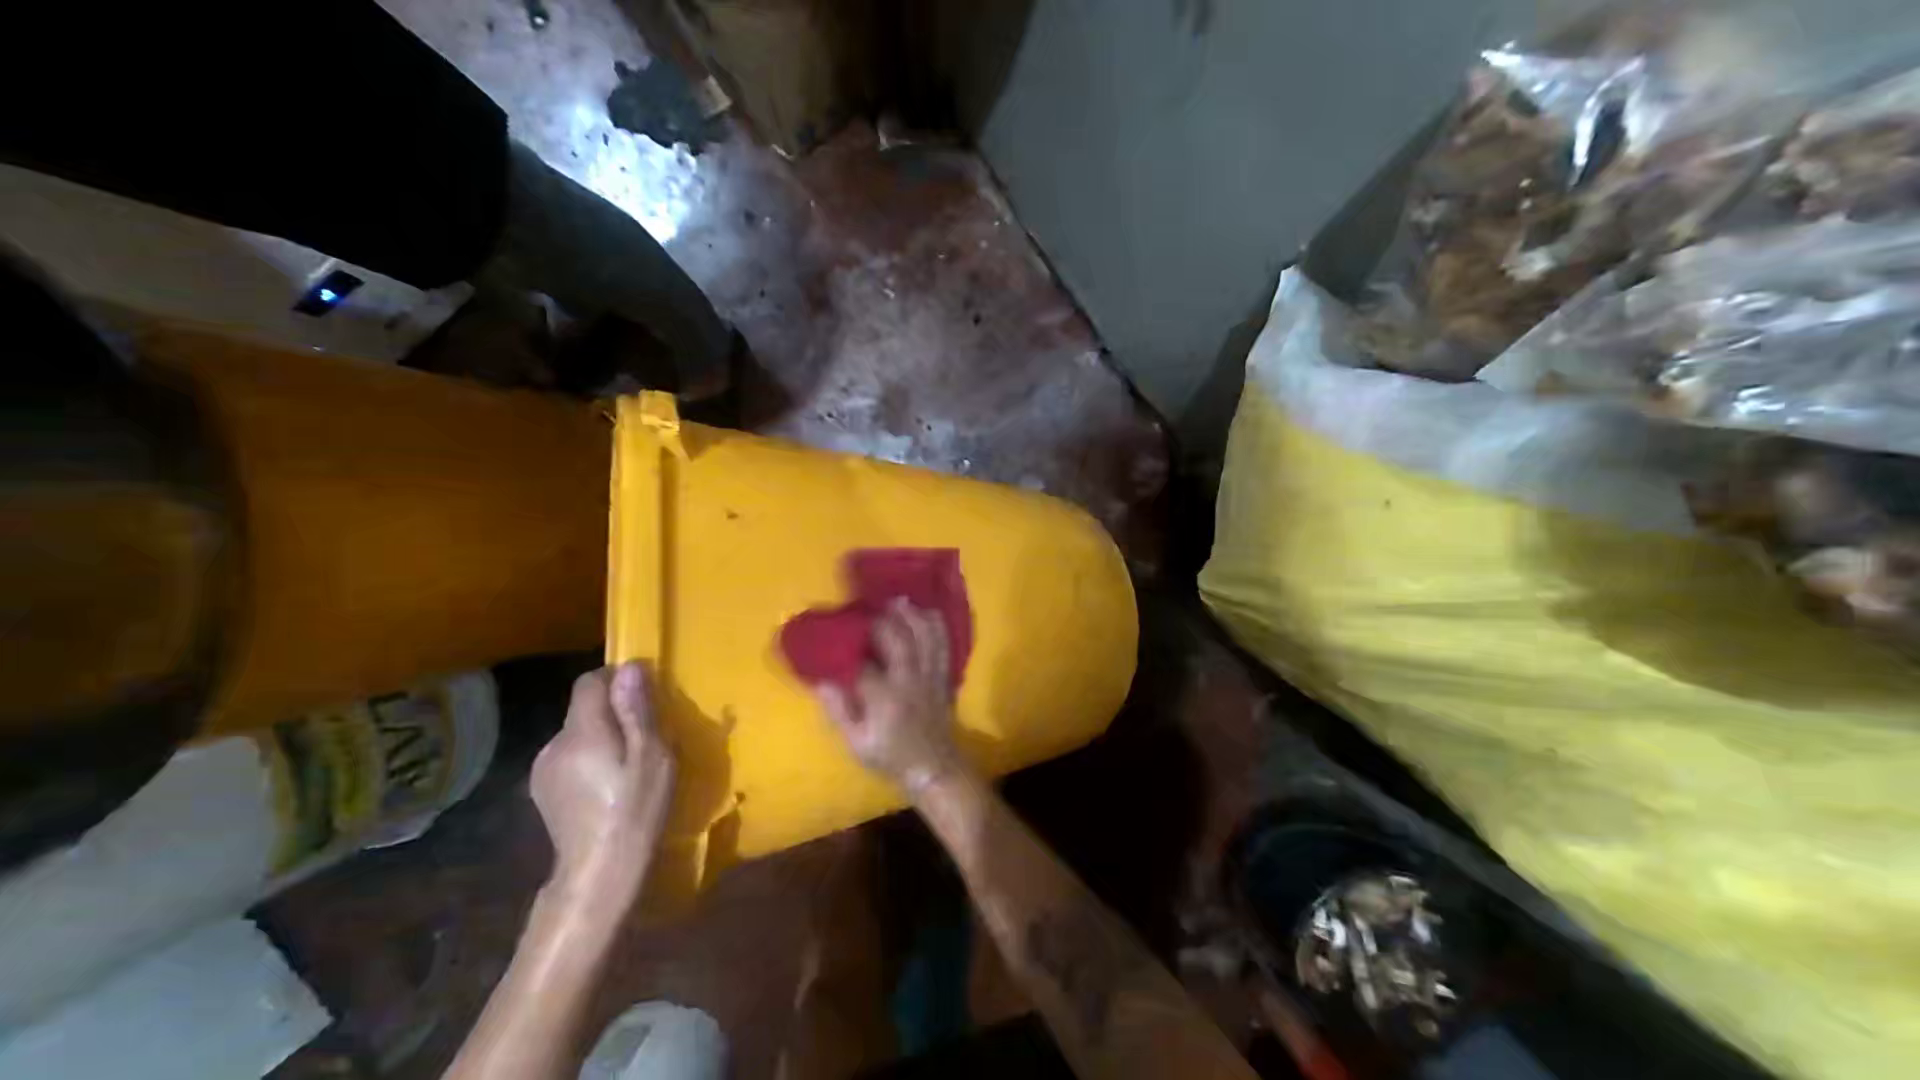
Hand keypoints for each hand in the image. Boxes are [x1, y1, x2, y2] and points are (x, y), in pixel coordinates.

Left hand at [530, 662, 675, 903]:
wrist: (598, 872)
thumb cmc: (635, 811)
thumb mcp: (651, 758)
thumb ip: (637, 711)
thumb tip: (629, 667)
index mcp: (582, 732)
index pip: (590, 682)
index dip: (616, 680)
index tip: (643, 697)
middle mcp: (554, 743)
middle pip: (584, 709)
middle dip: (613, 714)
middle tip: (645, 739)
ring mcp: (543, 768)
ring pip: (577, 734)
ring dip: (600, 738)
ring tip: (626, 767)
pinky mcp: (541, 789)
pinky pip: (569, 757)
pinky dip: (587, 760)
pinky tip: (605, 786)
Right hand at [813, 601, 965, 796]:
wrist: (933, 768)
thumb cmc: (891, 756)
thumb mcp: (856, 743)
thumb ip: (838, 711)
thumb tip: (822, 681)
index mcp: (886, 698)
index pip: (865, 665)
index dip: (851, 647)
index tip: (838, 633)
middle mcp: (911, 681)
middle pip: (900, 641)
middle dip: (885, 621)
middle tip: (872, 606)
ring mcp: (931, 677)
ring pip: (926, 638)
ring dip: (913, 616)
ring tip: (901, 600)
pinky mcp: (945, 678)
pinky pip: (944, 647)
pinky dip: (937, 627)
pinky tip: (929, 613)